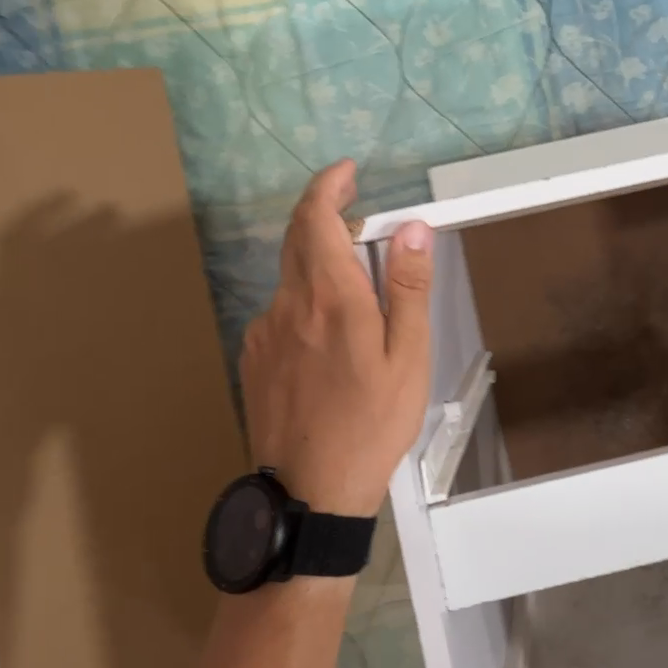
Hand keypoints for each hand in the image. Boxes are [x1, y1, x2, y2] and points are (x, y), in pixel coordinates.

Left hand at [241, 160, 434, 516]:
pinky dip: (307, 302)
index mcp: (329, 298)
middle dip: (326, 216)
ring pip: (292, 278)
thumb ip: (408, 287)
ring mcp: (265, 333)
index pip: (315, 219)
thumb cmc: (371, 424)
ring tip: (360, 300)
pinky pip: (282, 312)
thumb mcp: (408, 356)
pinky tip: (332, 340)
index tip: (346, 173)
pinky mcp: (256, 358)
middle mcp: (288, 306)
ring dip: (321, 265)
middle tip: (361, 218)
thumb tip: (411, 229)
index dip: (328, 187)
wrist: (310, 494)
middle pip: (298, 240)